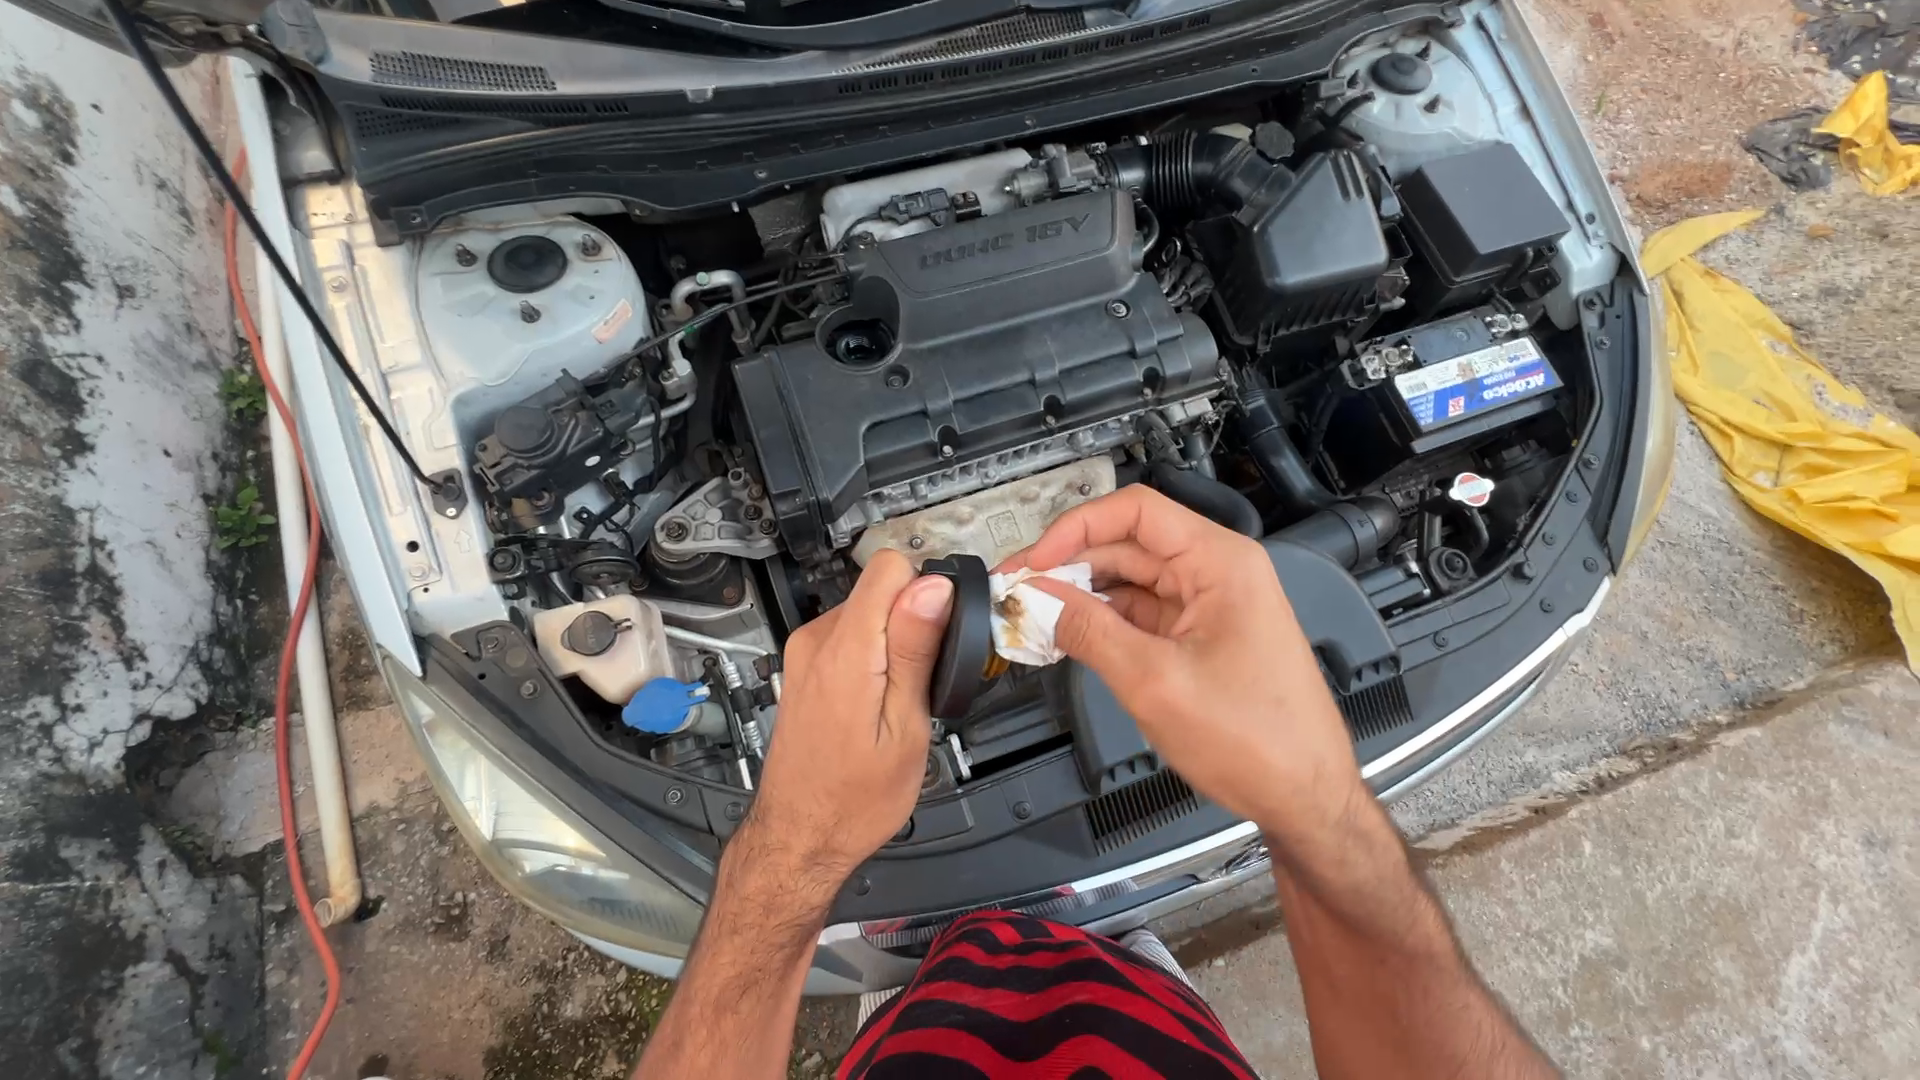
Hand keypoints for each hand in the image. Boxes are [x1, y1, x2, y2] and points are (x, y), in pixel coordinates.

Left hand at [745, 549, 952, 886]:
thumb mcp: (905, 728)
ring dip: (894, 641)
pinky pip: (850, 634)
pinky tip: (877, 699)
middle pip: (881, 588)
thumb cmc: (854, 799)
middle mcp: (817, 641)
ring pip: (868, 611)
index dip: (926, 592)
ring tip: (899, 697)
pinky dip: (873, 654)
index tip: (938, 634)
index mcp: (846, 651)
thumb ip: (917, 650)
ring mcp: (805, 652)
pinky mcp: (803, 665)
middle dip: (913, 622)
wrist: (800, 836)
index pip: (889, 567)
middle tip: (922, 681)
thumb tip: (933, 588)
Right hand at [1002, 486, 1364, 847]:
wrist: (1304, 797)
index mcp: (1221, 563)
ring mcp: (1207, 604)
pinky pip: (1139, 612)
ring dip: (1081, 594)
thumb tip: (1038, 597)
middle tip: (1019, 588)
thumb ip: (1089, 630)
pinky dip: (1102, 620)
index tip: (1035, 559)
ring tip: (1036, 614)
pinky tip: (1068, 634)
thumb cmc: (1258, 741)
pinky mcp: (1198, 634)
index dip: (1076, 528)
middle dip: (1068, 564)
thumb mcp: (1154, 681)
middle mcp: (1217, 573)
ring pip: (1129, 579)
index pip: (1135, 511)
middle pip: (1127, 544)